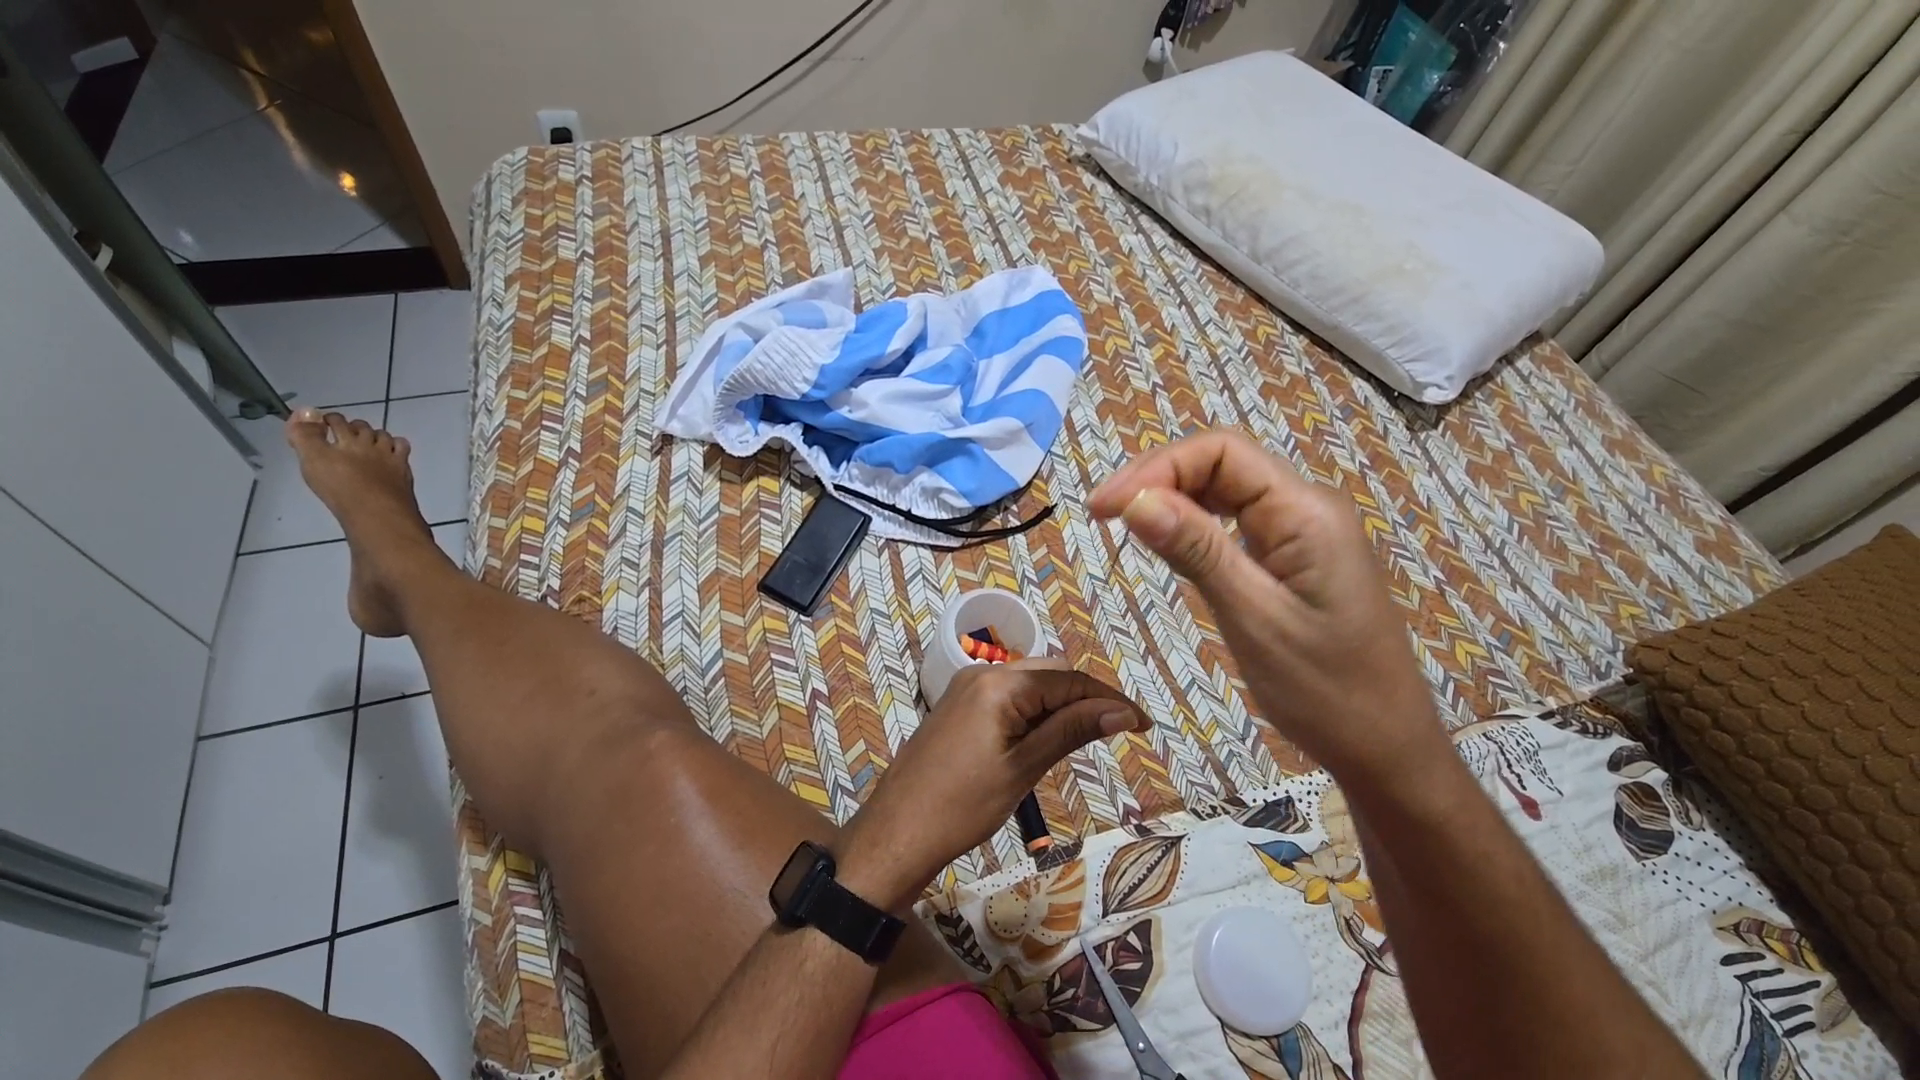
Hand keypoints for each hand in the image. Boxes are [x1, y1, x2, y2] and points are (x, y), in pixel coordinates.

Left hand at [838, 663, 1146, 908]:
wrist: (896, 835)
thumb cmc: (961, 807)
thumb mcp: (1023, 768)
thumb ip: (1070, 731)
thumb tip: (1121, 711)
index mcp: (999, 684)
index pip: (1069, 680)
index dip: (1110, 700)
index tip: (1143, 726)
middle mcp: (982, 674)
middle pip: (1050, 674)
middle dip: (1086, 699)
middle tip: (1118, 734)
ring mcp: (965, 689)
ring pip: (1030, 685)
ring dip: (1061, 706)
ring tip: (1088, 739)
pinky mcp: (957, 708)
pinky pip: (1008, 698)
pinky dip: (1034, 713)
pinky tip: (1046, 740)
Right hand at [1088, 429, 1445, 787]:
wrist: (1385, 746)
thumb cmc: (1324, 690)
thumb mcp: (1253, 619)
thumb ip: (1197, 552)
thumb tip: (1135, 500)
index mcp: (1306, 513)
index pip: (1222, 452)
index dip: (1156, 467)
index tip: (1103, 509)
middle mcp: (1307, 509)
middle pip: (1223, 464)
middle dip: (1159, 478)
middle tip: (1103, 517)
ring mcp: (1303, 534)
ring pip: (1227, 491)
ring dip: (1173, 499)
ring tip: (1123, 527)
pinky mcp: (1294, 559)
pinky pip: (1237, 523)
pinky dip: (1195, 526)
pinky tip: (1168, 545)